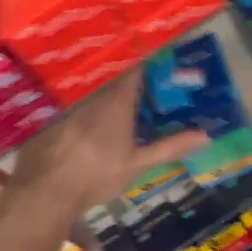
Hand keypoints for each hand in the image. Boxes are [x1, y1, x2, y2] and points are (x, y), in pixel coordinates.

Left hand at [7, 73, 206, 216]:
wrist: (46, 191)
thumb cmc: (96, 176)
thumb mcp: (137, 164)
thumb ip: (170, 146)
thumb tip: (205, 136)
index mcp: (116, 100)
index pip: (136, 66)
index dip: (150, 59)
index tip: (162, 59)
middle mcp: (92, 92)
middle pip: (114, 72)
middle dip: (130, 73)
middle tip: (145, 79)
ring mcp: (69, 101)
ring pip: (92, 83)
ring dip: (107, 84)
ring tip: (121, 91)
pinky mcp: (51, 112)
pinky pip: (72, 95)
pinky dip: (85, 97)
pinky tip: (91, 110)